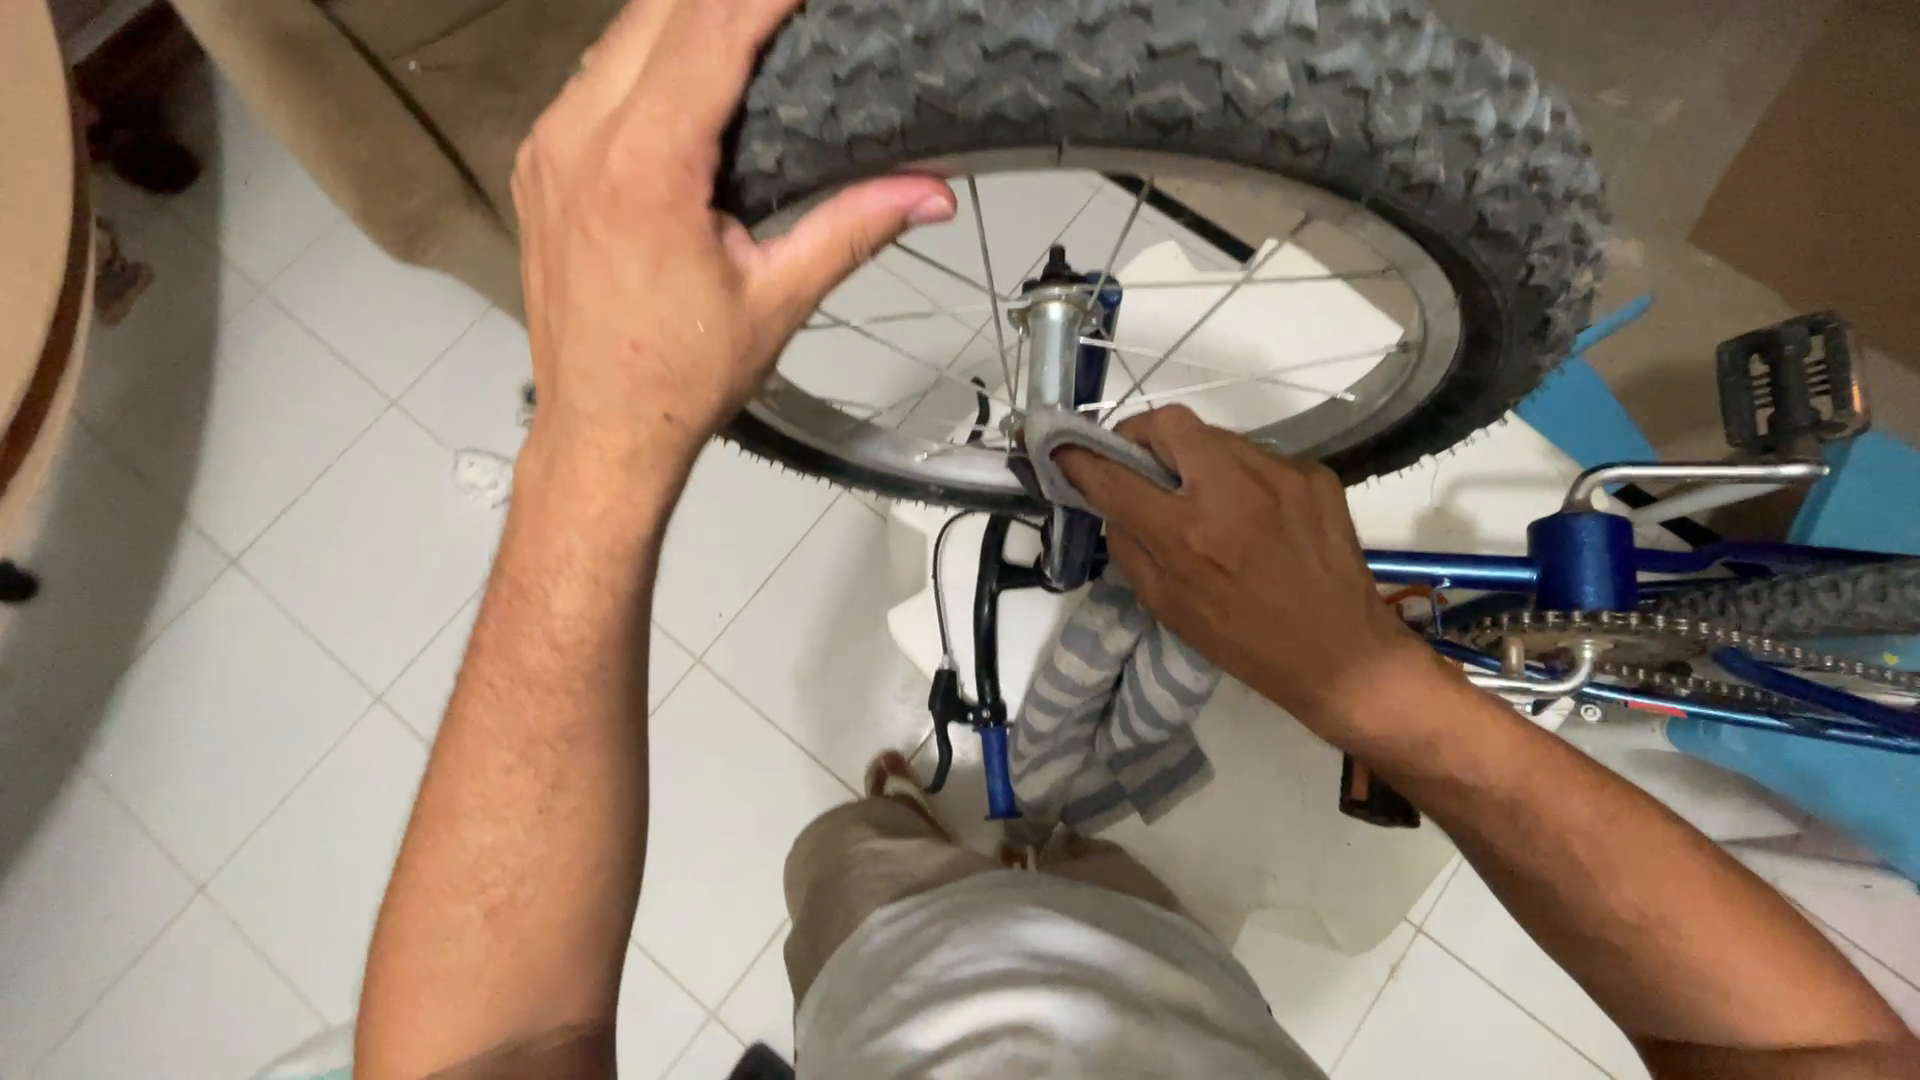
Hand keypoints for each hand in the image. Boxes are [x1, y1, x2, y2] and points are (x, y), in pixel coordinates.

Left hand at [511, 0, 956, 475]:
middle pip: (656, 11)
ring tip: (746, 21)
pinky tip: (688, 77)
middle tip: (783, 0)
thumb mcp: (779, 301)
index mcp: (645, 168)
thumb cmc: (687, 377)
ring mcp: (547, 147)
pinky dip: (646, 57)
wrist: (602, 429)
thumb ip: (853, 229)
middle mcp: (581, 136)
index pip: (708, 34)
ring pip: (617, 36)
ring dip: (683, 14)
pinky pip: (593, 78)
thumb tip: (934, 193)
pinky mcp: (538, 166)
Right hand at [1056, 406, 1441, 747]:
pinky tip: (1247, 511)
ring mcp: (1279, 475)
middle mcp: (1232, 490)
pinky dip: (1236, 474)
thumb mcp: (1167, 606)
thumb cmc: (1244, 641)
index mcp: (1188, 534)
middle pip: (1168, 423)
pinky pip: (1257, 457)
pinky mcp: (1314, 474)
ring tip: (1196, 493)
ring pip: (1214, 435)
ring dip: (1190, 455)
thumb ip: (1131, 547)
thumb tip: (1115, 505)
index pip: (1116, 478)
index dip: (1080, 459)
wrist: (1341, 652)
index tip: (1063, 450)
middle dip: (1139, 435)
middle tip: (1136, 462)